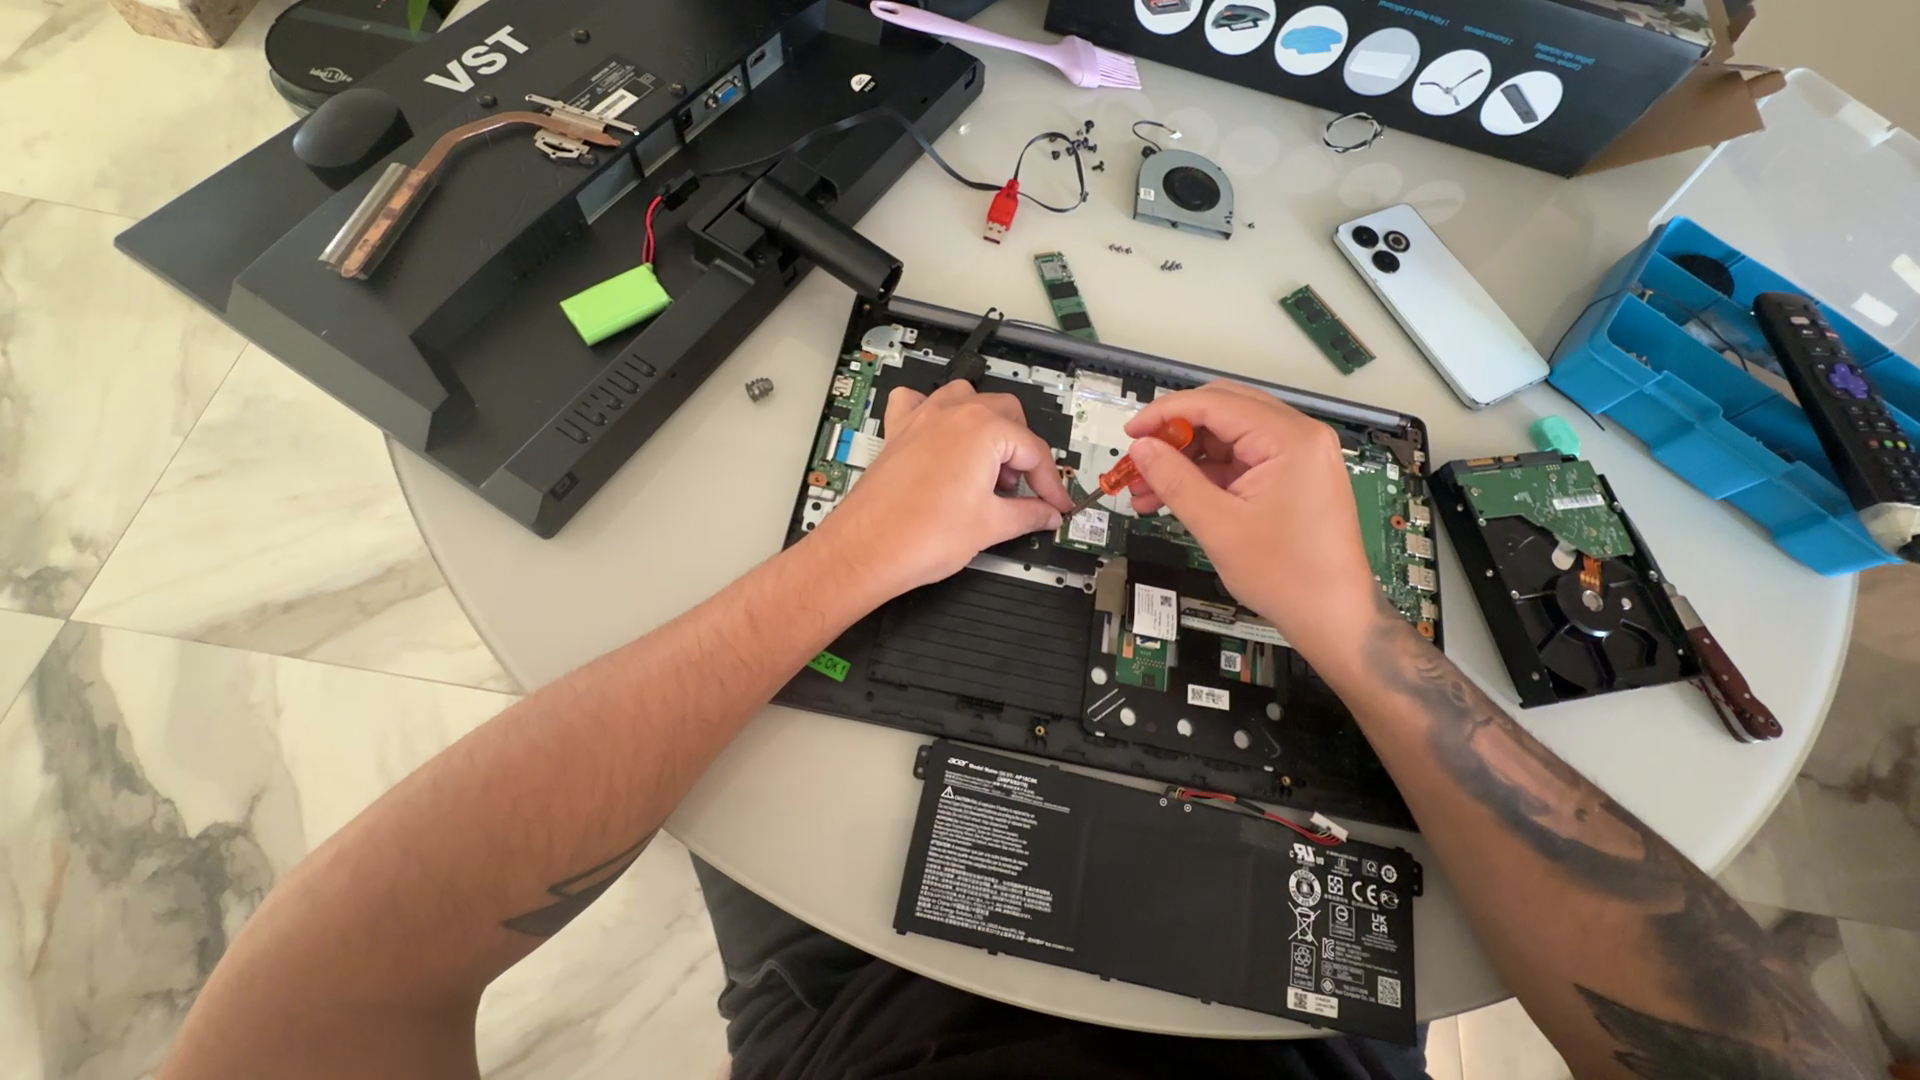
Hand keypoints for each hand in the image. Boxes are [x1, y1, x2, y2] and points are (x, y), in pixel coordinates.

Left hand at [812, 382, 1072, 599]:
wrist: (865, 551)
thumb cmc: (918, 536)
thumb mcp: (990, 526)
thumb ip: (1028, 515)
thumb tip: (1047, 513)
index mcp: (982, 429)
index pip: (1034, 451)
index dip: (1051, 483)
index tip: (1057, 505)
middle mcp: (951, 413)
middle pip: (1007, 416)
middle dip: (1023, 453)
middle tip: (1025, 492)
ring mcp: (921, 419)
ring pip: (967, 400)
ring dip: (987, 427)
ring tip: (989, 469)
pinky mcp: (898, 433)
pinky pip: (919, 404)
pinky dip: (935, 415)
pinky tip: (943, 440)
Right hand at [1123, 382, 1380, 659]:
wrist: (1332, 616)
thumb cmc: (1285, 574)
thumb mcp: (1218, 525)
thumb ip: (1175, 479)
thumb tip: (1141, 447)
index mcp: (1290, 439)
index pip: (1216, 403)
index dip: (1166, 413)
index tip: (1130, 432)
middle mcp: (1299, 436)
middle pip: (1223, 412)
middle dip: (1174, 435)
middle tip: (1139, 458)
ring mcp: (1297, 456)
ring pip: (1226, 439)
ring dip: (1184, 459)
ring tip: (1145, 489)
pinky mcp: (1290, 477)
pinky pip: (1238, 463)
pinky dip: (1204, 477)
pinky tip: (1170, 498)